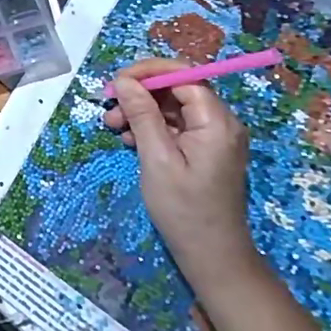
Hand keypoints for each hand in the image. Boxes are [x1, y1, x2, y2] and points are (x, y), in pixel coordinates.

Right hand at [105, 58, 258, 275]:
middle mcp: (220, 122)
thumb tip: (124, 81)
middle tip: (110, 108)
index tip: (116, 83)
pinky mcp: (204, 149)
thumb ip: (142, 115)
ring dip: (141, 110)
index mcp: (216, 121)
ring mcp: (213, 136)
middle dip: (140, 93)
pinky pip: (175, 125)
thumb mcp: (157, 159)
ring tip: (113, 127)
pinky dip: (151, 127)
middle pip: (177, 88)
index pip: (183, 76)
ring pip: (172, 106)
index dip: (148, 73)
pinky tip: (130, 140)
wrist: (212, 257)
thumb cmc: (184, 210)